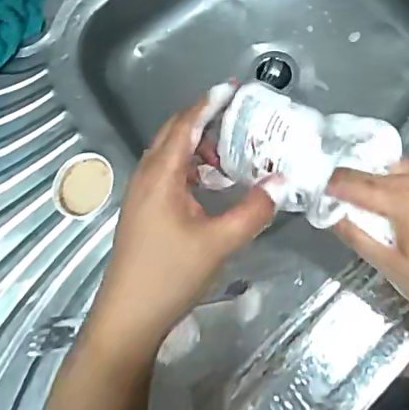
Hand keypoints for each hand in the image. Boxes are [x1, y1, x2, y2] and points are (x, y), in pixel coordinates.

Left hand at [86, 95, 275, 359]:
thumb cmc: (169, 276)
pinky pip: (169, 170)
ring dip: (199, 141)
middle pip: (175, 132)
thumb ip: (254, 209)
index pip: (185, 125)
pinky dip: (192, 162)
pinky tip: (213, 179)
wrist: (126, 321)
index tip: (233, 88)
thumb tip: (282, 181)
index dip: (208, 103)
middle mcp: (147, 177)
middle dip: (204, 116)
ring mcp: (142, 194)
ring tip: (232, 146)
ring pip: (171, 152)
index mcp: (161, 176)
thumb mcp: (219, 242)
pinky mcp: (145, 210)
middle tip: (239, 112)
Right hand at [324, 159, 408, 327]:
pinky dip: (392, 176)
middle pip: (372, 169)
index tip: (310, 189)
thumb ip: (357, 234)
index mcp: (403, 196)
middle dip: (349, 179)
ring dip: (371, 176)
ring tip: (353, 196)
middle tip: (327, 193)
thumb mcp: (389, 265)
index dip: (329, 185)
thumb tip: (329, 214)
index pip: (353, 182)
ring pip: (390, 165)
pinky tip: (384, 197)